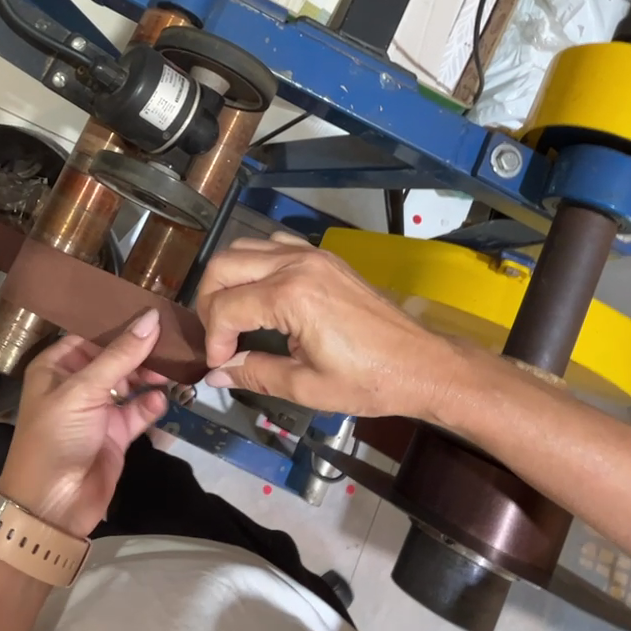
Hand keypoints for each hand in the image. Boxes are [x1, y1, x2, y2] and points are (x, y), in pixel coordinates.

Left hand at [0, 309, 171, 536]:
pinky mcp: (115, 433)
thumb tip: (151, 317)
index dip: (121, 324)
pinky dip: (150, 403)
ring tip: (174, 367)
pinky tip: (162, 398)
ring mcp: (97, 409)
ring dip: (150, 375)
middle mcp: (77, 383)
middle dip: (141, 350)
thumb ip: (121, 354)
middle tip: (173, 338)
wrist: (52, 506)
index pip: (92, 335)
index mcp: (57, 366)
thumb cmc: (56, 437)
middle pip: (115, 357)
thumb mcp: (84, 390)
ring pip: (130, 382)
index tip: (154, 310)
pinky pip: (138, 410)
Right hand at [196, 232, 468, 419]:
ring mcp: (311, 254)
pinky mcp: (323, 255)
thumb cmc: (368, 381)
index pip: (225, 308)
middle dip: (209, 301)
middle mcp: (296, 264)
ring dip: (228, 278)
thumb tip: (214, 376)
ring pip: (244, 247)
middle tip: (218, 336)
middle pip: (223, 266)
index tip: (220, 363)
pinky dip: (255, 263)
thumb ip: (254, 374)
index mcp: (292, 296)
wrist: (421, 364)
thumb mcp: (306, 387)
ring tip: (233, 314)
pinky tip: (261, 293)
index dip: (213, 339)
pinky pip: (273, 244)